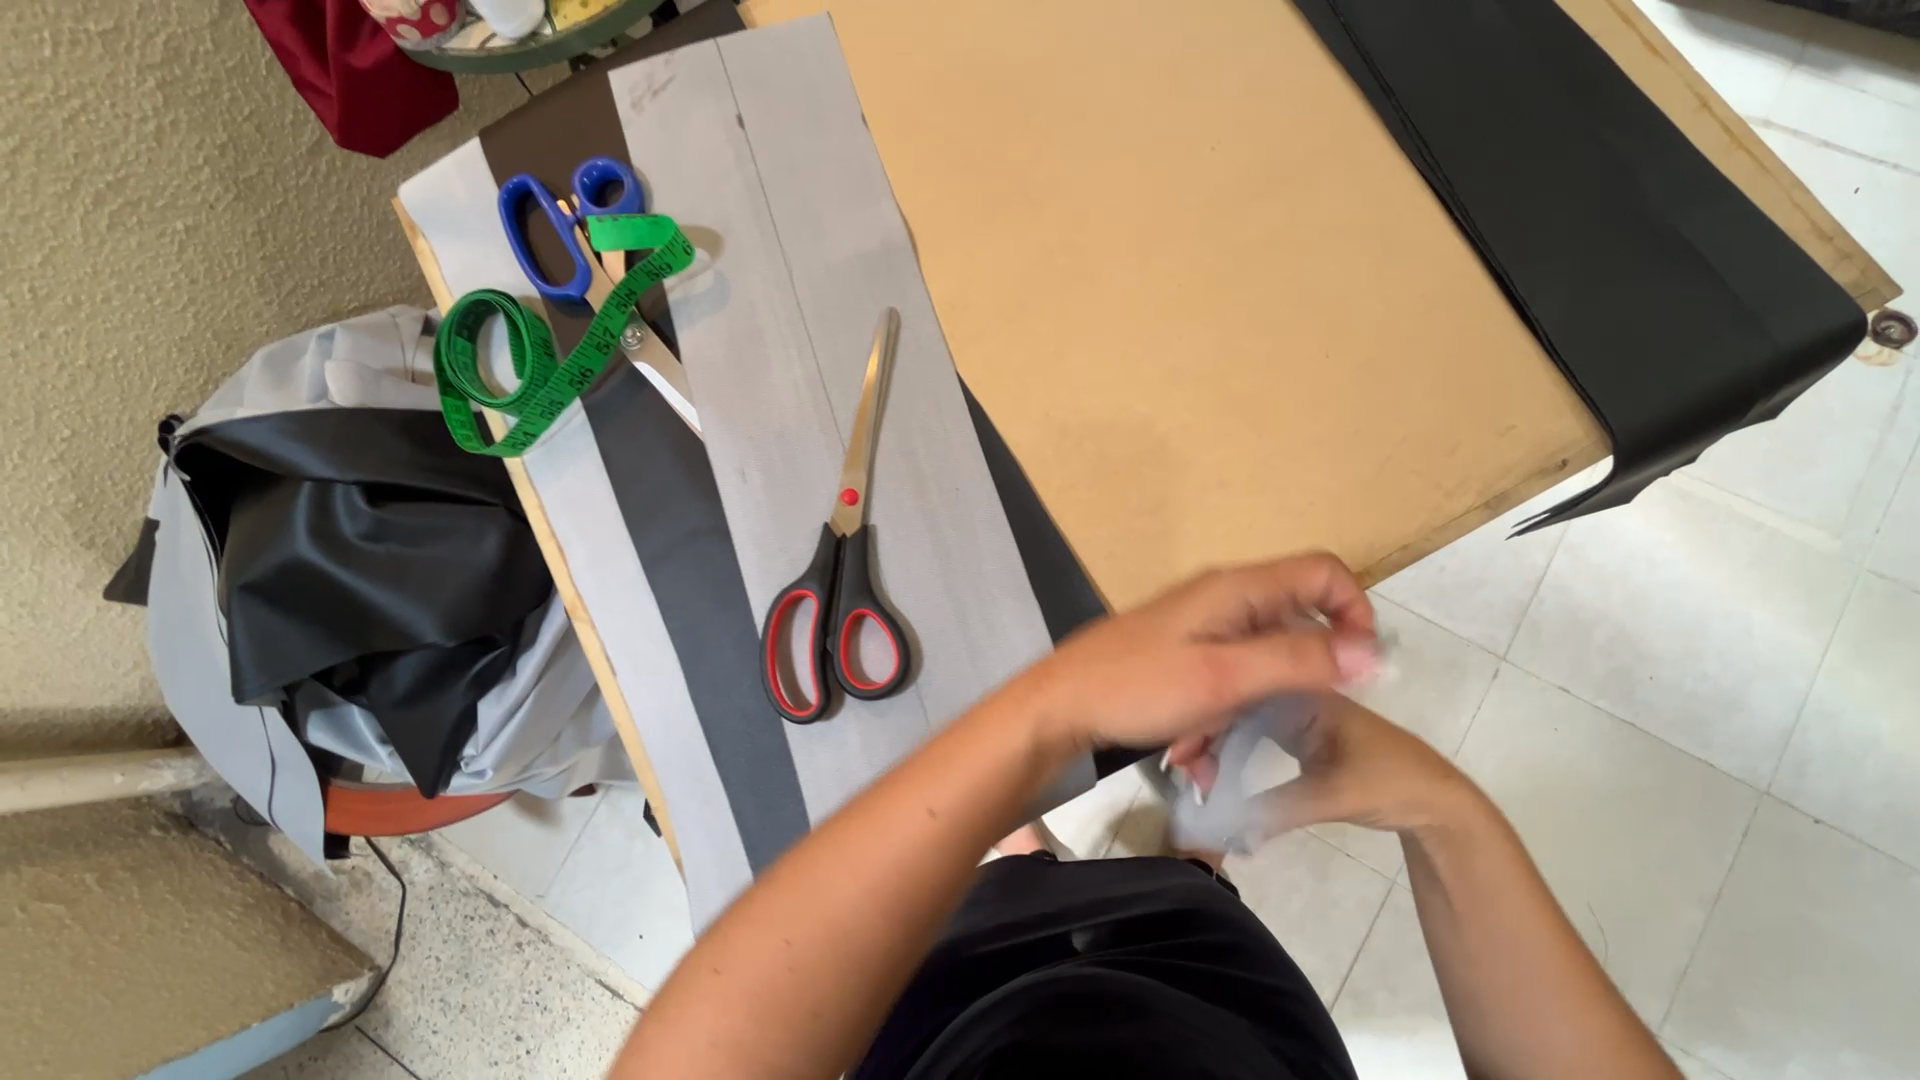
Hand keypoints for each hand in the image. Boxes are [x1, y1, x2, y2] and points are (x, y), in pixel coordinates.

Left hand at [1015, 553, 1379, 752]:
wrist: (1060, 705)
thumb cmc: (1137, 687)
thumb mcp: (1224, 677)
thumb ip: (1298, 659)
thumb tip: (1372, 649)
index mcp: (1236, 590)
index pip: (1323, 574)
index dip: (1354, 612)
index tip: (1358, 667)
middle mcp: (1222, 599)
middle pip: (1293, 622)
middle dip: (1296, 677)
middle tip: (1283, 722)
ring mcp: (1199, 627)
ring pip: (1258, 661)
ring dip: (1249, 707)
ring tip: (1214, 746)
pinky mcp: (1181, 654)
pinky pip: (1225, 678)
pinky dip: (1220, 713)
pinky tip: (1193, 749)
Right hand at [1171, 694, 1487, 841]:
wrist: (1440, 805)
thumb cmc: (1391, 785)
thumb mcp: (1331, 796)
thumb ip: (1275, 809)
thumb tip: (1219, 824)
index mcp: (1306, 695)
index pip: (1243, 696)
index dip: (1208, 721)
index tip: (1181, 752)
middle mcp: (1298, 695)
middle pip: (1239, 706)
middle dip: (1206, 732)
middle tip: (1179, 765)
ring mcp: (1300, 714)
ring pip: (1245, 721)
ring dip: (1219, 743)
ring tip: (1189, 769)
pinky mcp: (1303, 735)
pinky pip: (1258, 735)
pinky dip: (1236, 751)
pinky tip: (1215, 770)